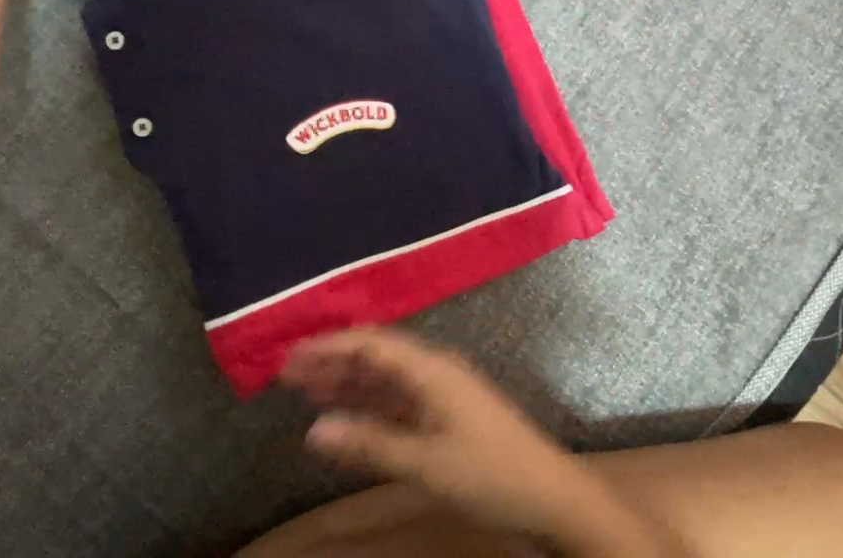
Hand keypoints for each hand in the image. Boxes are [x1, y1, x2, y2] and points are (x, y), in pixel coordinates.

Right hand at [281, 328, 630, 547]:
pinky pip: (399, 403)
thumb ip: (369, 444)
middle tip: (287, 374)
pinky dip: (370, 408)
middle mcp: (435, 372)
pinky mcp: (447, 420)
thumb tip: (313, 430)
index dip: (328, 346)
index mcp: (432, 368)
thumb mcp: (427, 463)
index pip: (370, 342)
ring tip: (306, 391)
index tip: (289, 354)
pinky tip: (346, 419)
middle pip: (375, 356)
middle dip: (333, 362)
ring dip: (348, 384)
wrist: (555, 501)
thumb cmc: (491, 474)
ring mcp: (442, 396)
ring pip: (385, 380)